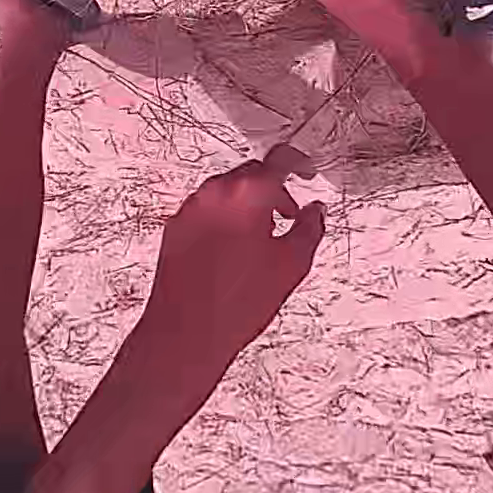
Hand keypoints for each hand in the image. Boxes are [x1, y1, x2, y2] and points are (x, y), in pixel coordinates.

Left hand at [137, 145, 326, 375]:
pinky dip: (224, 217)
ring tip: (259, 238)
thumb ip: (309, 228)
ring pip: (228, 190)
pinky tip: (232, 249)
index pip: (280, 159)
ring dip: (247, 203)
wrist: (186, 333)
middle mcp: (217, 192)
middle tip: (287, 214)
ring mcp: (193, 207)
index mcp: (248, 194)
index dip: (299, 162)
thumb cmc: (235, 303)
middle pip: (252, 172)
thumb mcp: (291, 265)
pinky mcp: (177, 224)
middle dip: (273, 189)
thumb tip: (315, 212)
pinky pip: (207, 207)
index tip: (305, 170)